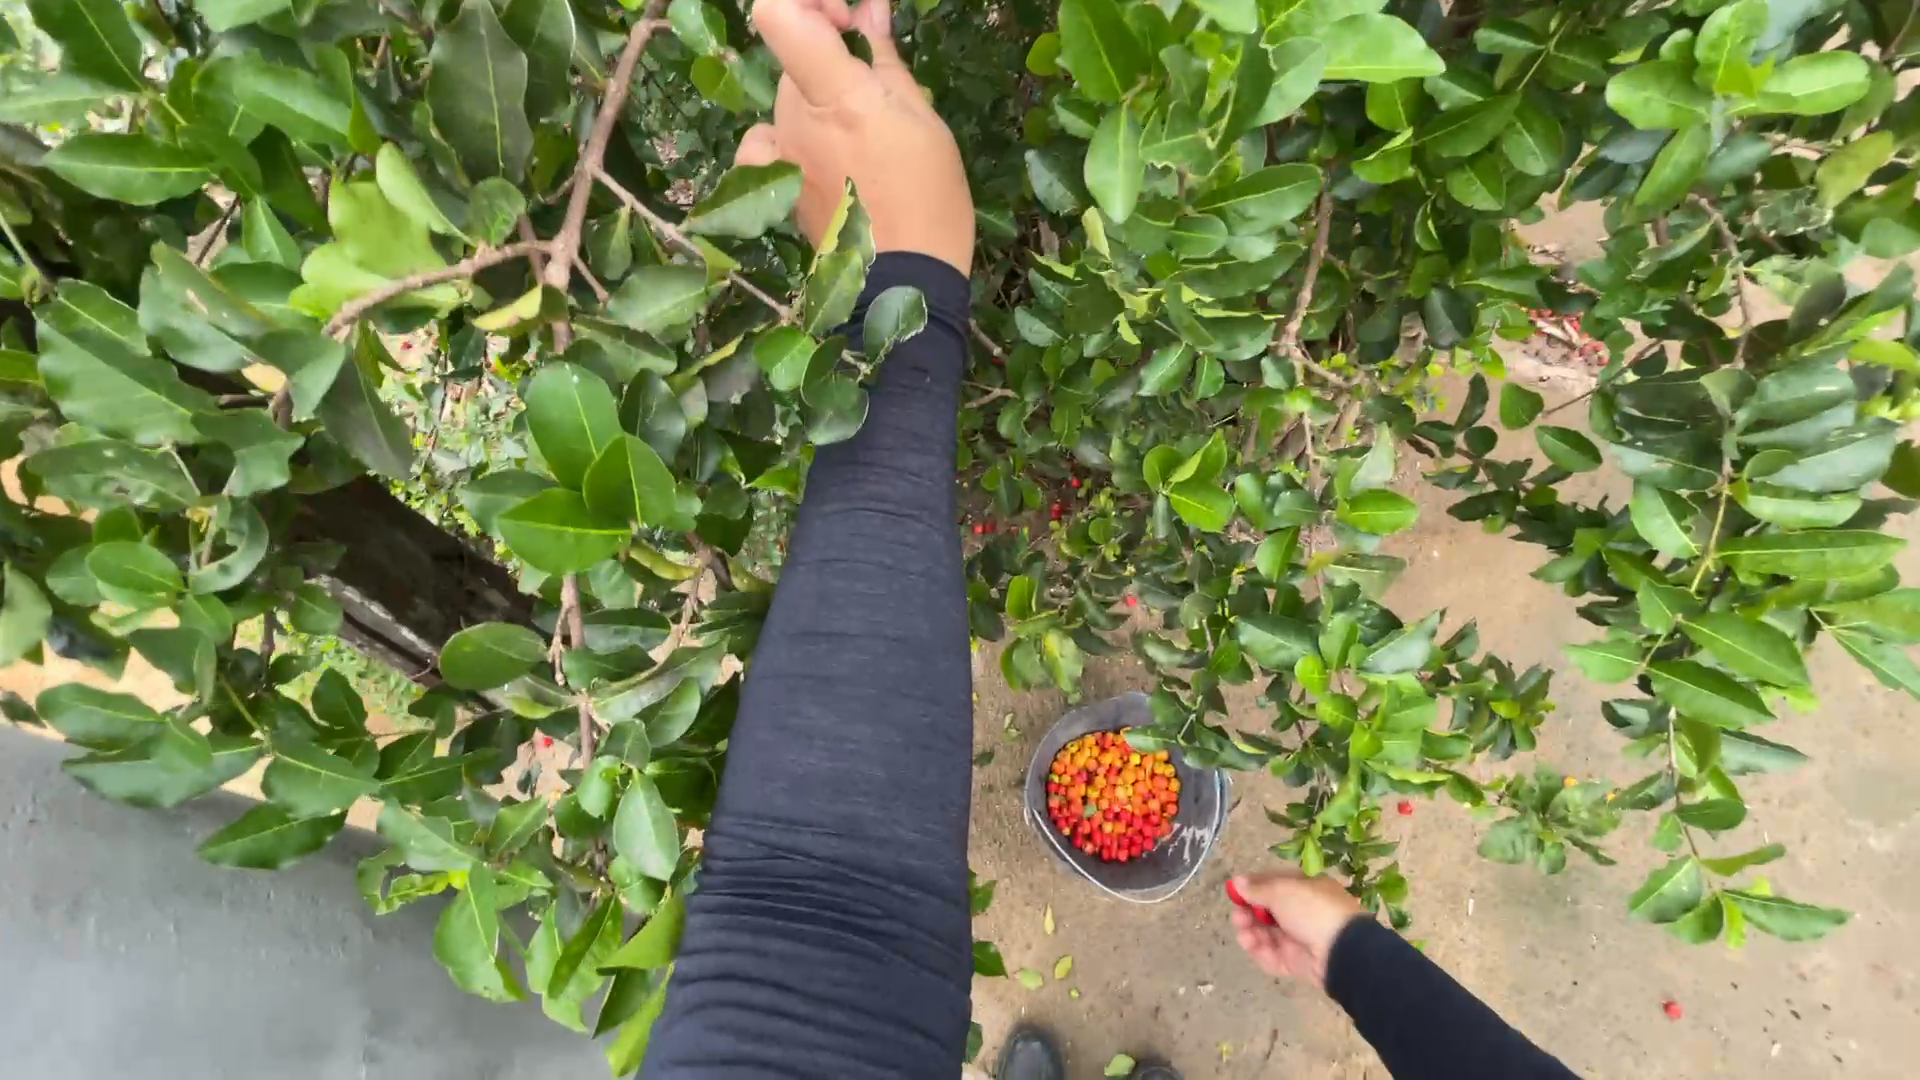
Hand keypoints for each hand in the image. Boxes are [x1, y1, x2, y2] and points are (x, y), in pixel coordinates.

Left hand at [737, 0, 972, 273]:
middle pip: (796, 61)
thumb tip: (870, 12)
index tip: (848, 25)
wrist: (908, 286)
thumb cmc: (931, 205)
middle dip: (832, 64)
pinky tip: (806, 152)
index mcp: (837, 97)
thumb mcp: (925, 125)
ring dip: (817, 105)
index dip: (808, 2)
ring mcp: (785, 160)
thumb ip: (886, 64)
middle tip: (879, 96)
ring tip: (858, 141)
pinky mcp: (782, 193)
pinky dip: (780, 140)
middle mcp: (797, 123)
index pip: (779, 14)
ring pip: (788, 103)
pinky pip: (763, 148)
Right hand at [1228, 871, 1365, 990]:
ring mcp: (1299, 938)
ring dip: (1251, 932)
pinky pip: (1273, 956)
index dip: (1252, 888)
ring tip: (1244, 935)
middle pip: (1266, 911)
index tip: (1235, 892)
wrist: (1343, 953)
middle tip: (1238, 917)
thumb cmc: (1312, 910)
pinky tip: (1251, 946)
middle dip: (1248, 913)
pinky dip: (1260, 952)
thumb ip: (1256, 888)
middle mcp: (1300, 912)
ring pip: (1266, 934)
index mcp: (1303, 888)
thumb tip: (1237, 882)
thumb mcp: (1281, 891)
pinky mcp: (1297, 962)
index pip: (1271, 885)